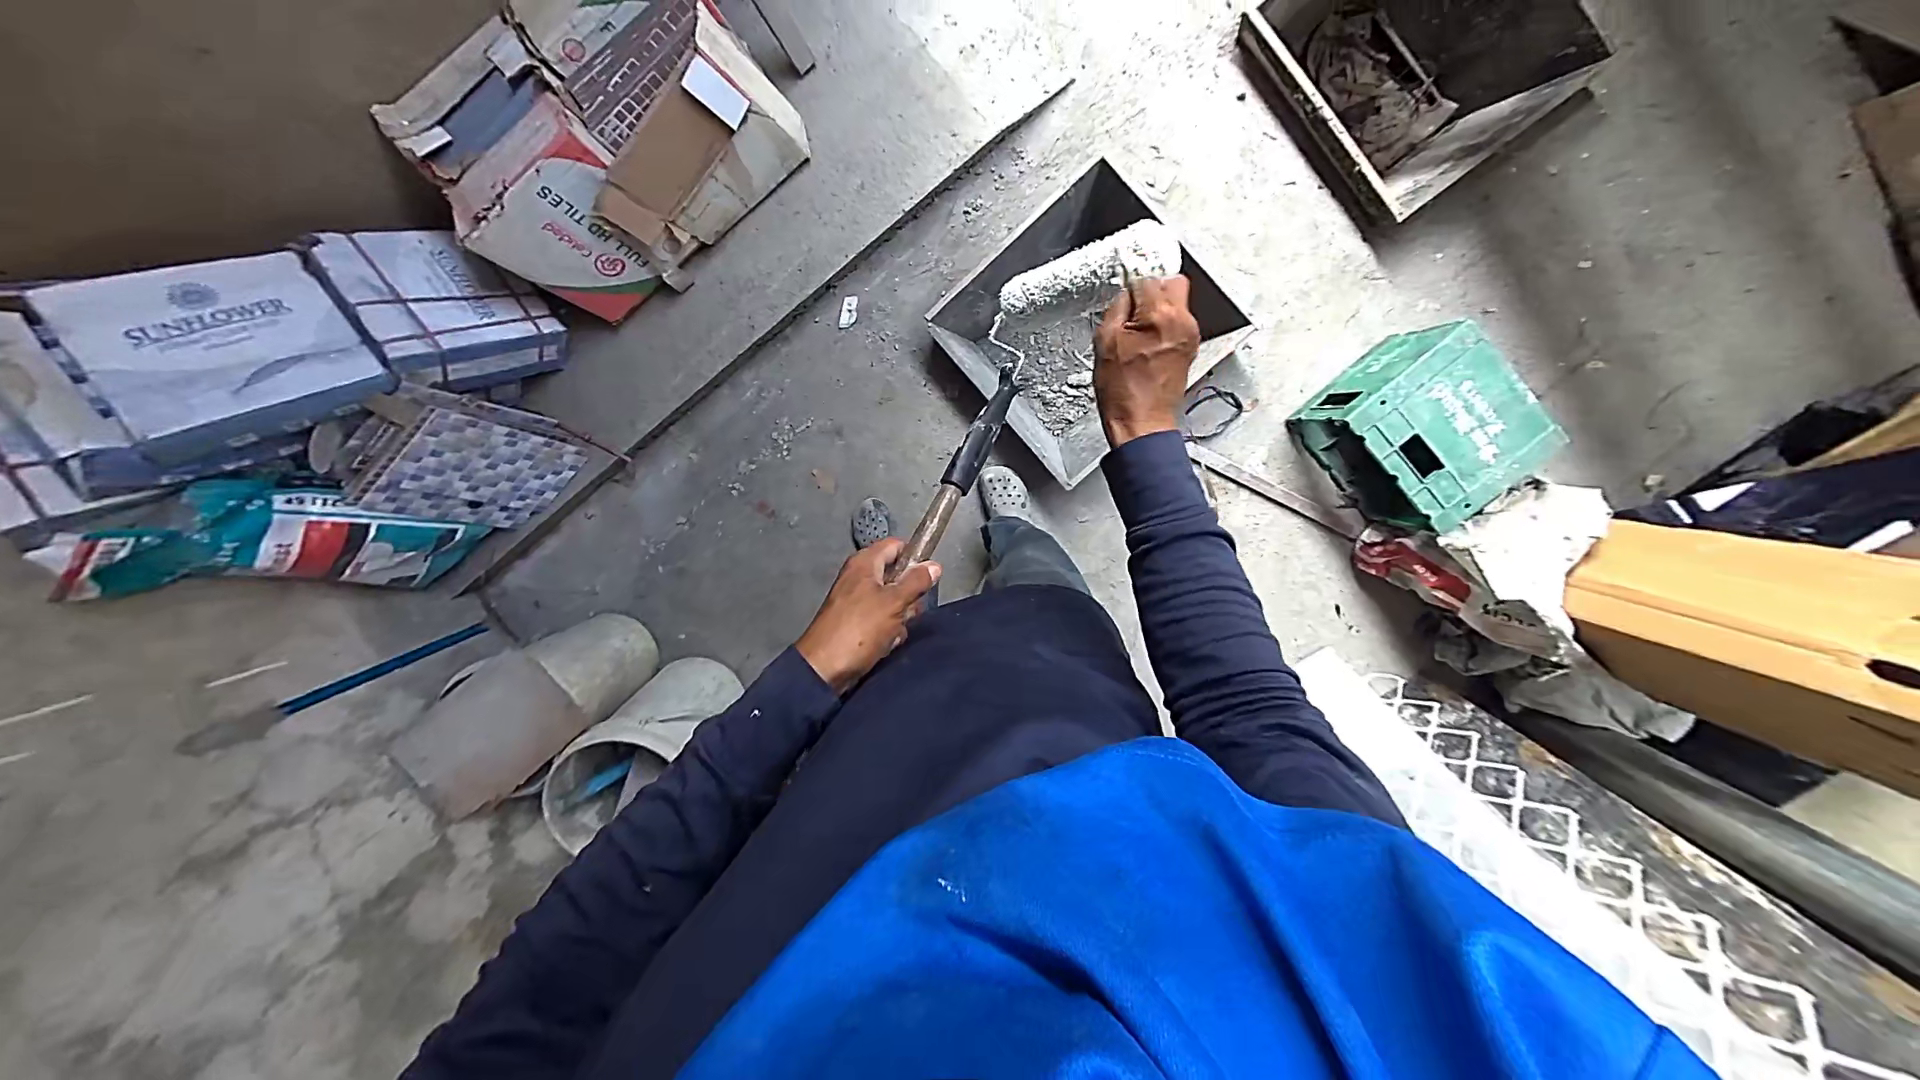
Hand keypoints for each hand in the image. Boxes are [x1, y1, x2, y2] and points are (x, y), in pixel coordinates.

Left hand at [794, 538, 940, 694]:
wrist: (825, 669)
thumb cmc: (858, 629)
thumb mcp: (894, 602)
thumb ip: (916, 581)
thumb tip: (934, 565)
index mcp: (864, 563)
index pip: (896, 546)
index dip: (914, 558)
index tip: (925, 578)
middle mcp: (859, 577)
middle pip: (898, 576)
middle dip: (909, 595)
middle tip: (907, 610)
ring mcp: (856, 601)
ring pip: (894, 602)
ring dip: (900, 617)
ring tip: (893, 631)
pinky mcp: (856, 623)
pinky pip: (883, 621)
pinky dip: (888, 631)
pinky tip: (885, 643)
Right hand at [1093, 275, 1200, 447]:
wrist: (1141, 423)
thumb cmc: (1123, 393)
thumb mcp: (1105, 342)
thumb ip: (1117, 308)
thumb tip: (1125, 292)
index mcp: (1161, 316)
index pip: (1148, 277)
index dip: (1130, 282)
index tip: (1123, 286)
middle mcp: (1182, 322)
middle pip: (1171, 282)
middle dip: (1150, 289)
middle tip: (1130, 308)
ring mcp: (1190, 335)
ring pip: (1176, 301)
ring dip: (1156, 308)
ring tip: (1136, 332)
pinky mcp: (1190, 347)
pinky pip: (1177, 321)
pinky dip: (1162, 325)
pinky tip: (1144, 343)